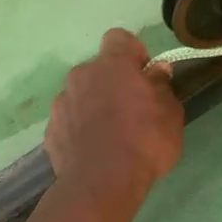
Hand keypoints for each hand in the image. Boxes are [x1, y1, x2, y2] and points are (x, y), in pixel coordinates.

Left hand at [44, 29, 183, 199]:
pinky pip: (70, 121)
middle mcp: (82, 75)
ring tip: (111, 136)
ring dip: (95, 106)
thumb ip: (162, 87)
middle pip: (99, 70)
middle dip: (114, 84)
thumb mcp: (171, 114)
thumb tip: (157, 71)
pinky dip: (81, 130)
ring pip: (82, 95)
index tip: (145, 76)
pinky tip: (94, 151)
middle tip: (132, 111)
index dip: (134, 53)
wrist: (102, 183)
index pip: (120, 38)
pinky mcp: (51, 130)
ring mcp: (62, 103)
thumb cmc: (145, 142)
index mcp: (113, 65)